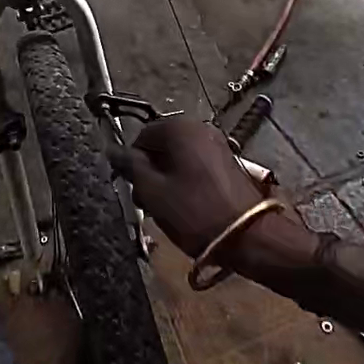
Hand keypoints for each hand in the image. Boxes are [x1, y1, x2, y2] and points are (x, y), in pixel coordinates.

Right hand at [120, 117, 318, 276]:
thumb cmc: (195, 212)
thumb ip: (131, 168)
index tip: (134, 189)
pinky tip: (187, 206)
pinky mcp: (229, 162)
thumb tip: (114, 151)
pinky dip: (187, 181)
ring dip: (167, 178)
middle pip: (162, 145)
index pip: (141, 135)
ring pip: (179, 157)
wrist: (249, 236)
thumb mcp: (154, 192)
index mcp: (180, 128)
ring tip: (167, 209)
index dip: (132, 162)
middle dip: (150, 171)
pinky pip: (197, 165)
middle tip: (148, 201)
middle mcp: (200, 128)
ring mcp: (218, 144)